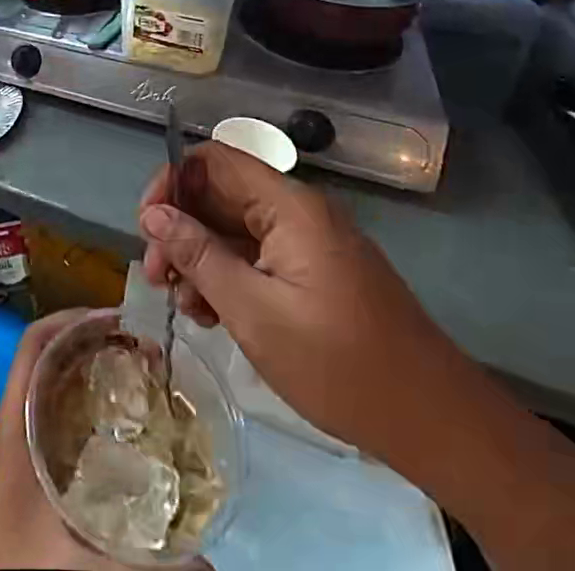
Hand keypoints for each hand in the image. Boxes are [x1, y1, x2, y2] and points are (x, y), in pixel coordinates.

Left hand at [0, 309, 138, 570]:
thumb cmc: (13, 564)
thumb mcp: (78, 556)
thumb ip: (143, 561)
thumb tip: (208, 562)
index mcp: (15, 425)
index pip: (35, 345)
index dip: (72, 320)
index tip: (119, 321)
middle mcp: (14, 427)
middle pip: (49, 361)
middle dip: (95, 346)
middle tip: (144, 351)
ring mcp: (15, 450)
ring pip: (52, 393)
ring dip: (90, 379)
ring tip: (139, 380)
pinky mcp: (21, 475)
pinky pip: (52, 424)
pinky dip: (84, 415)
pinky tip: (118, 434)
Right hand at [137, 141, 461, 462]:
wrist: (426, 415)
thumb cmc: (336, 362)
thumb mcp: (253, 310)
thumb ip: (199, 255)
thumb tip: (154, 214)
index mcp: (289, 206)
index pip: (215, 159)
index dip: (173, 181)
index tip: (147, 226)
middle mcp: (298, 212)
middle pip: (222, 195)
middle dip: (182, 229)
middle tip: (157, 279)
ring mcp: (308, 242)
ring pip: (236, 229)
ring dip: (202, 259)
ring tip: (188, 307)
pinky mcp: (314, 271)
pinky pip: (259, 256)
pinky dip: (230, 278)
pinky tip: (215, 316)